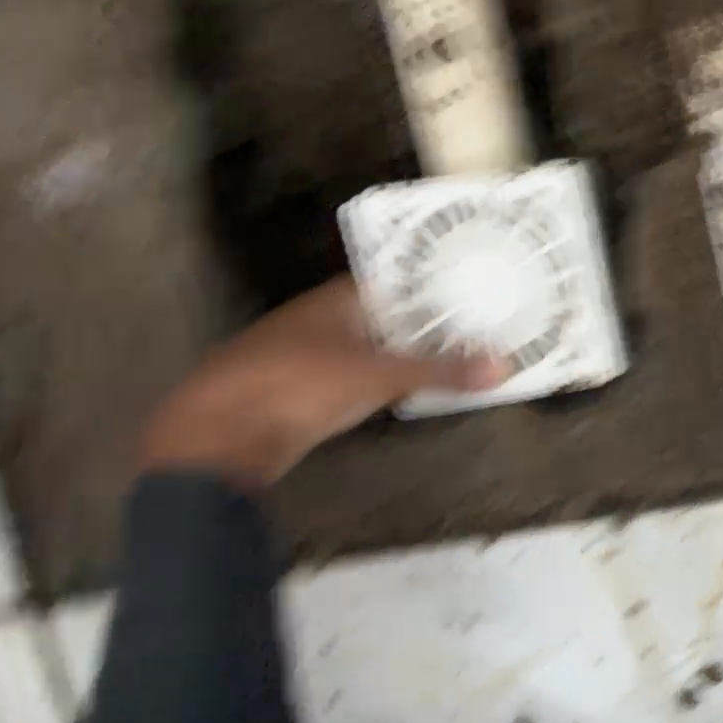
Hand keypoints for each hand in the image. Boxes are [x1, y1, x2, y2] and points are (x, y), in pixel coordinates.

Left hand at [140, 277, 505, 488]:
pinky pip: (370, 377)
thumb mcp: (377, 376)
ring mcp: (317, 359)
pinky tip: (428, 386)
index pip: (394, 281)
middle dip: (433, 320)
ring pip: (380, 348)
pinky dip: (399, 379)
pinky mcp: (313, 393)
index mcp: (334, 303)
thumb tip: (506, 367)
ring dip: (417, 353)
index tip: (476, 286)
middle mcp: (325, 323)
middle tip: (487, 321)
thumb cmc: (293, 388)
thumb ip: (442, 371)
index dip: (433, 283)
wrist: (216, 441)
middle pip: (390, 316)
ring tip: (468, 351)